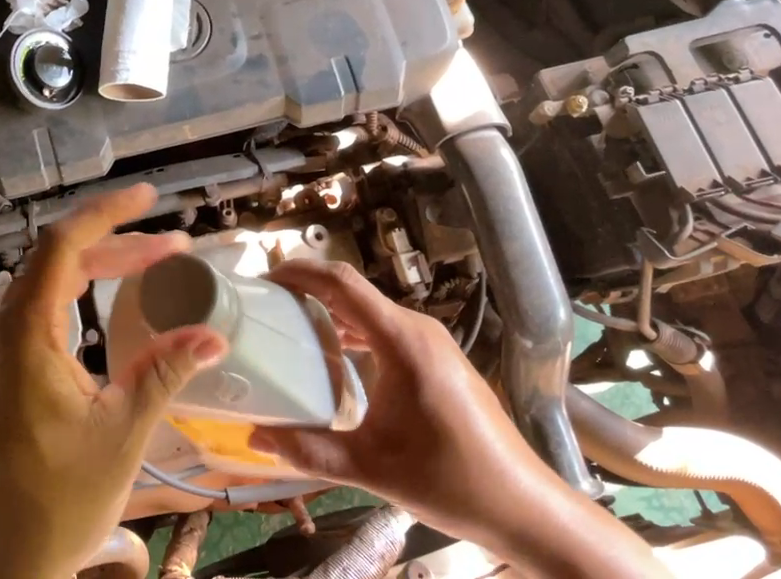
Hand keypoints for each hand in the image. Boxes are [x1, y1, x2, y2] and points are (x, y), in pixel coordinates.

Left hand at [0, 184, 228, 578]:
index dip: (106, 212)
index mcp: (26, 336)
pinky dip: (76, 301)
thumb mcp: (121, 435)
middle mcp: (1, 333)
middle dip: (115, 245)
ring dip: (96, 271)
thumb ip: (163, 374)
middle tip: (171, 245)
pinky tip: (108, 312)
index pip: (62, 245)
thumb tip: (213, 337)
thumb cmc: (58, 503)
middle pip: (56, 261)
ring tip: (151, 269)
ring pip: (46, 288)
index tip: (149, 196)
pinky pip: (37, 316)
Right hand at [251, 260, 665, 578]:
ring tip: (288, 326)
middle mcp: (418, 330)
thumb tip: (255, 438)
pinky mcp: (438, 360)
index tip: (264, 279)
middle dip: (307, 291)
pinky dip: (351, 330)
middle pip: (352, 291)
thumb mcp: (372, 469)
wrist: (525, 509)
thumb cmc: (453, 482)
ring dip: (329, 310)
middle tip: (265, 307)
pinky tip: (332, 355)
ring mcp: (432, 344)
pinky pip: (384, 329)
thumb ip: (310, 451)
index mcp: (402, 342)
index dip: (300, 271)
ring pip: (369, 310)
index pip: (342, 283)